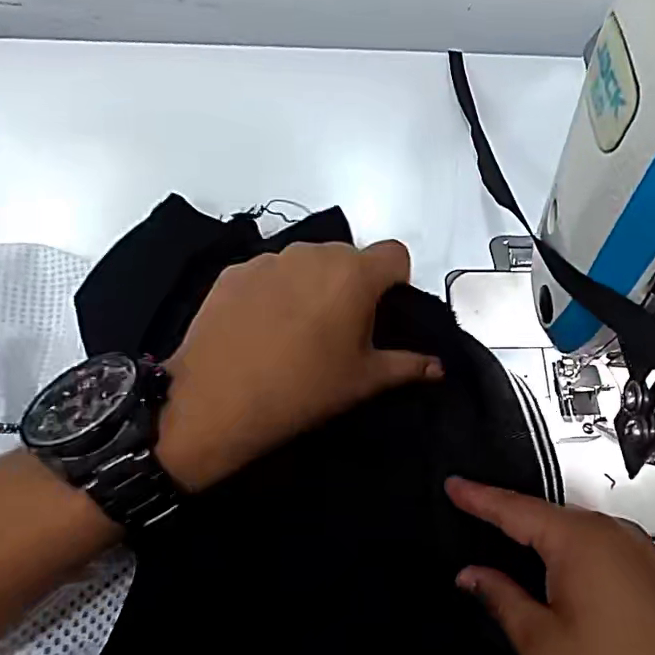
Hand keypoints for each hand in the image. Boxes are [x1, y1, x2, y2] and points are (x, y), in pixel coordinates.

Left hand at [157, 240, 441, 490]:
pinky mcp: (235, 271)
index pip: (395, 254)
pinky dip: (277, 291)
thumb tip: (437, 367)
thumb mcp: (364, 381)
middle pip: (350, 256)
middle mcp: (314, 254)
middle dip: (354, 285)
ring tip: (299, 331)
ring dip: (315, 285)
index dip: (396, 280)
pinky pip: (271, 272)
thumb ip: (408, 366)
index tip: (383, 314)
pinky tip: (264, 328)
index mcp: (354, 275)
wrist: (217, 401)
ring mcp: (270, 259)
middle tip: (342, 330)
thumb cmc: (304, 389)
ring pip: (309, 263)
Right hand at [442, 477, 654, 654]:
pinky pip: (604, 561)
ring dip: (544, 554)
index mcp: (582, 540)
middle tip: (476, 529)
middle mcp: (618, 537)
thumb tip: (476, 576)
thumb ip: (502, 599)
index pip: (513, 507)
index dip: (478, 497)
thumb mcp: (544, 646)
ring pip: (577, 543)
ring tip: (513, 577)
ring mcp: (644, 558)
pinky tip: (562, 601)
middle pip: (548, 520)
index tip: (457, 486)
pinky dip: (575, 571)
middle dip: (510, 526)